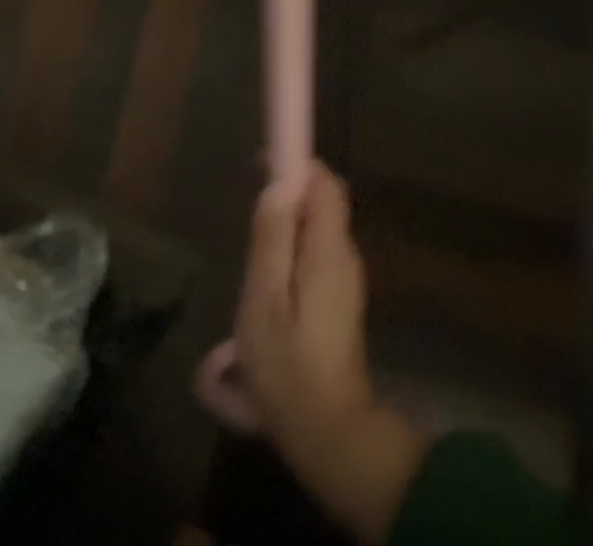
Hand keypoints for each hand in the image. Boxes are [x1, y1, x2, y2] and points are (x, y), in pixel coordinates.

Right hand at [235, 161, 372, 449]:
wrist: (326, 429)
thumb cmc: (286, 365)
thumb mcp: (264, 300)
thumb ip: (272, 240)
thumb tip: (278, 184)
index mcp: (329, 252)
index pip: (326, 184)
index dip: (296, 162)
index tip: (261, 162)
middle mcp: (345, 258)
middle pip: (323, 204)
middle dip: (287, 193)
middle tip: (247, 214)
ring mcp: (345, 281)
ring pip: (318, 230)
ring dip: (287, 224)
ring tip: (251, 253)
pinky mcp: (338, 300)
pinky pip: (316, 254)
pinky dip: (292, 248)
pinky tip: (266, 281)